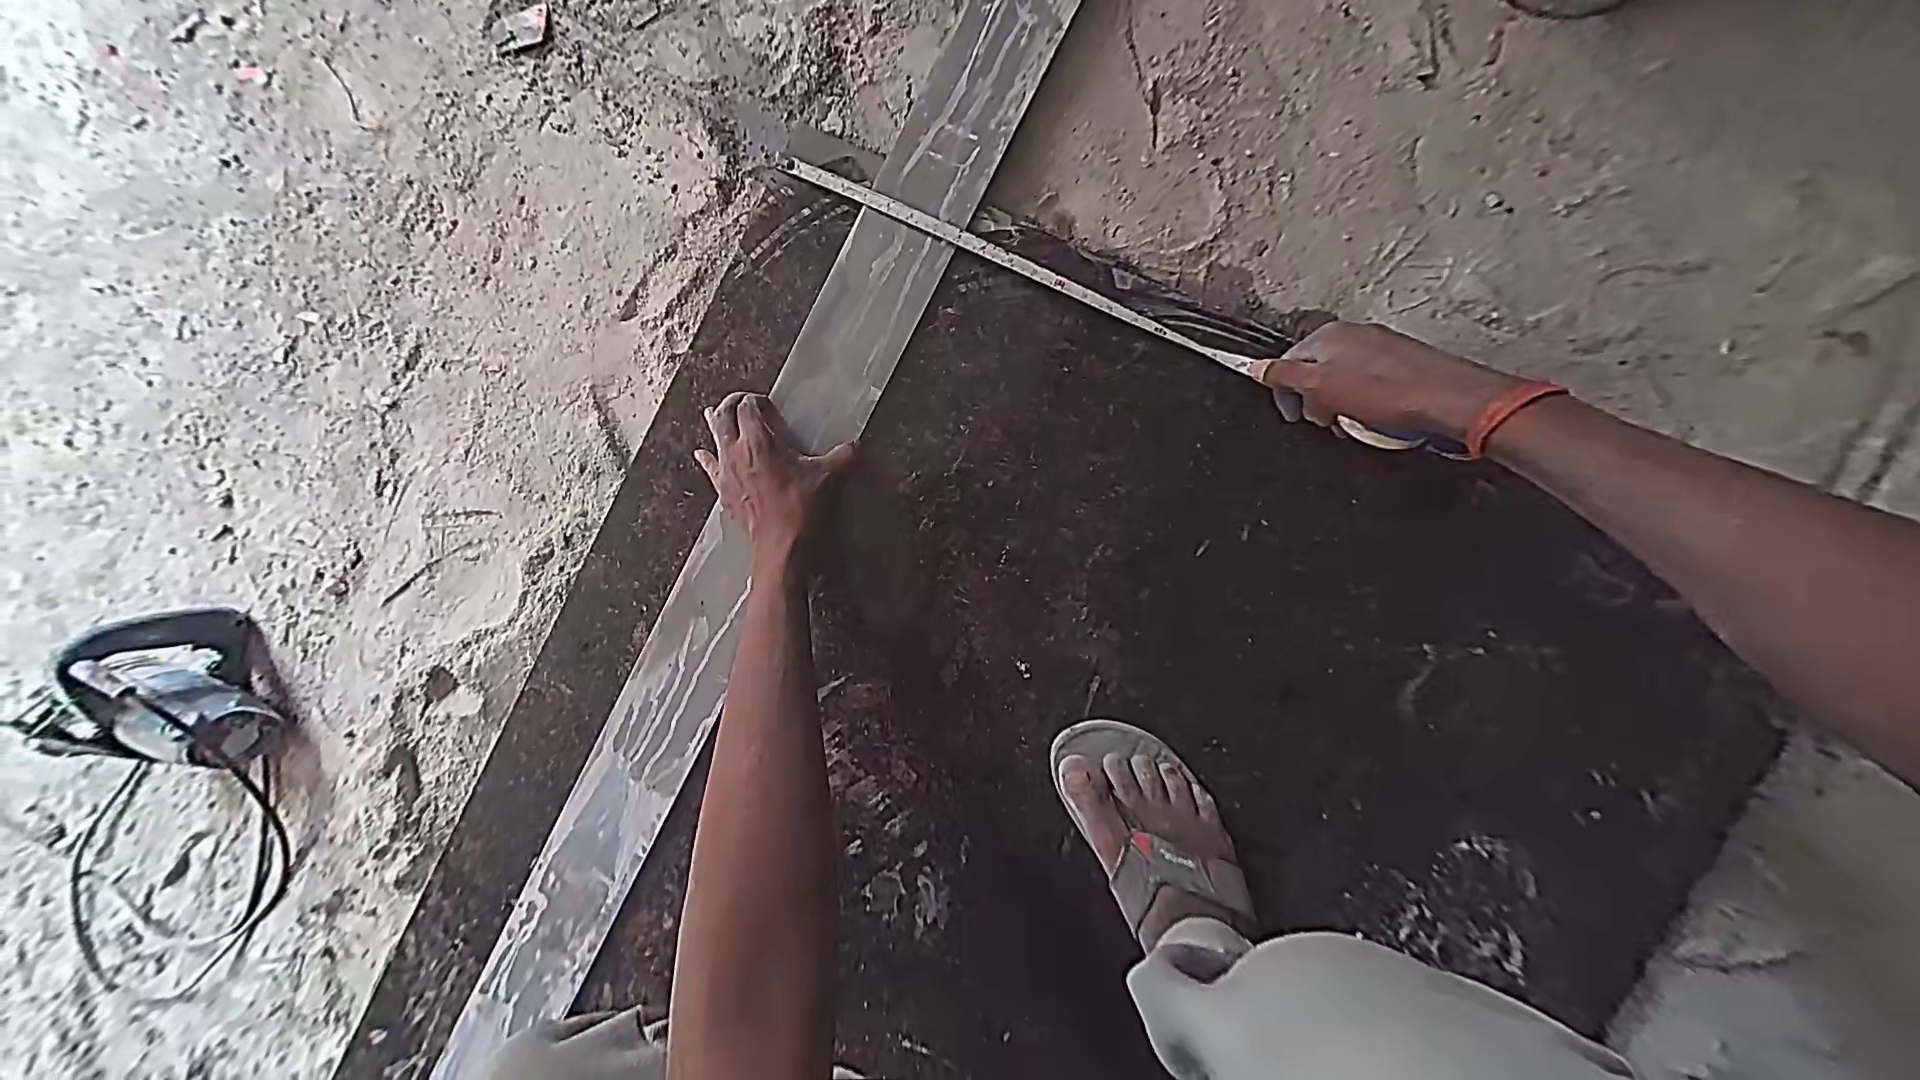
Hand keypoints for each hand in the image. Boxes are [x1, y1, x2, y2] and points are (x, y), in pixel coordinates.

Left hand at [694, 393, 856, 568]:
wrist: (781, 545)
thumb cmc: (801, 508)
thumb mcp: (829, 477)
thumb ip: (844, 457)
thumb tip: (855, 448)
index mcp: (759, 441)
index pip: (748, 407)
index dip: (756, 401)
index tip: (767, 404)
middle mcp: (736, 452)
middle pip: (724, 416)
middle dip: (732, 405)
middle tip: (741, 402)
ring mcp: (726, 473)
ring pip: (714, 439)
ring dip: (717, 424)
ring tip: (714, 413)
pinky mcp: (724, 493)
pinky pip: (711, 469)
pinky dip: (707, 458)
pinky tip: (702, 454)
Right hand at [1250, 321, 1520, 442]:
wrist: (1449, 402)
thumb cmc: (1387, 394)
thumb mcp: (1320, 385)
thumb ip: (1283, 375)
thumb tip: (1256, 367)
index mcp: (1330, 336)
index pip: (1286, 363)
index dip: (1284, 394)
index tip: (1293, 416)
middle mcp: (1354, 337)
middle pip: (1313, 374)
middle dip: (1313, 402)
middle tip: (1326, 421)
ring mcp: (1379, 351)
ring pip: (1338, 384)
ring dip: (1338, 408)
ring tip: (1352, 424)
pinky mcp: (1399, 367)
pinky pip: (1365, 389)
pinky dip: (1361, 407)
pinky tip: (1371, 420)